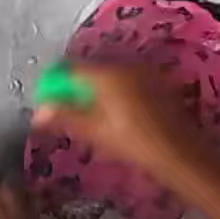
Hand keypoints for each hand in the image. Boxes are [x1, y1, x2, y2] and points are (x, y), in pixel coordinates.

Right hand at [32, 65, 215, 180]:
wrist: (181, 155)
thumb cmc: (134, 143)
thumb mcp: (94, 132)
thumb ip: (63, 117)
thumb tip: (38, 112)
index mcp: (105, 73)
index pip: (69, 68)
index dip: (55, 84)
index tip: (49, 102)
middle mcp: (123, 64)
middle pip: (88, 70)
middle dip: (74, 88)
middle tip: (68, 112)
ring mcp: (142, 71)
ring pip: (107, 75)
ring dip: (94, 90)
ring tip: (91, 117)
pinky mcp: (155, 81)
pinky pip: (125, 80)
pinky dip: (114, 91)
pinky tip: (115, 115)